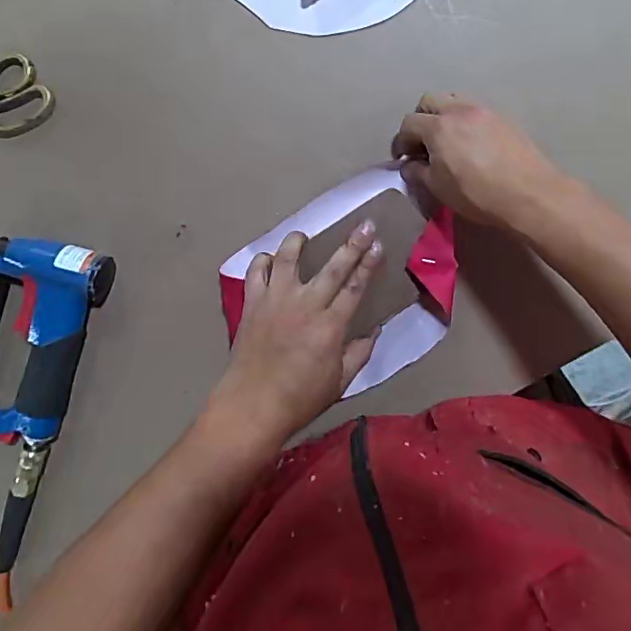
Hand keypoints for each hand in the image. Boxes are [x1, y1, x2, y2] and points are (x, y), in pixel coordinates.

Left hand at [206, 222, 385, 448]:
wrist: (252, 405)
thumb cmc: (300, 398)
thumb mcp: (340, 381)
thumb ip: (359, 352)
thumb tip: (374, 330)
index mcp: (329, 326)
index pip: (355, 286)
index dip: (369, 264)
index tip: (378, 245)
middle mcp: (304, 305)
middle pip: (333, 267)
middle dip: (352, 244)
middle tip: (365, 224)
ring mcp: (275, 300)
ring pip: (288, 258)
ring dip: (299, 242)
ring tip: (305, 236)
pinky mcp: (252, 303)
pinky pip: (256, 271)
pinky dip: (264, 261)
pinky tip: (271, 260)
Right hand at [391, 93, 576, 232]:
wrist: (531, 195)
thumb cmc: (478, 195)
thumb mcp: (438, 188)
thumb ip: (417, 172)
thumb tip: (410, 164)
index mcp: (438, 127)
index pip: (409, 124)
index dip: (401, 141)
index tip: (402, 158)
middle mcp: (459, 110)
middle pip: (429, 101)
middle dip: (420, 120)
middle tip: (422, 143)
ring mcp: (483, 111)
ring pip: (453, 100)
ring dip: (443, 114)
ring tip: (446, 138)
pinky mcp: (502, 118)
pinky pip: (474, 110)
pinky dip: (464, 119)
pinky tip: (469, 142)